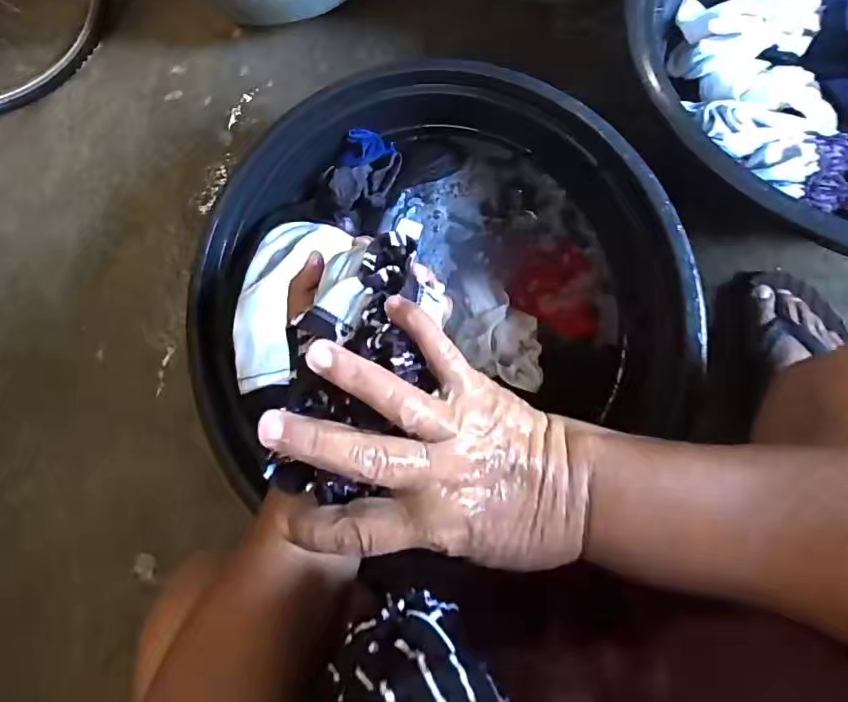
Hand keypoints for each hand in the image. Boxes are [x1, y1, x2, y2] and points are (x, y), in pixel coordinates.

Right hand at [257, 295, 597, 570]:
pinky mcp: (476, 392)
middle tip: (269, 425)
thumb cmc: (516, 527)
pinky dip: (421, 327)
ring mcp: (456, 425)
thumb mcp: (462, 545)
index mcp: (432, 520)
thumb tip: (358, 510)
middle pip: (367, 458)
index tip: (286, 520)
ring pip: (397, 400)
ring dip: (355, 375)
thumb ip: (411, 525)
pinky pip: (444, 356)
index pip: (365, 530)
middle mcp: (437, 471)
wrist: (578, 494)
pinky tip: (392, 302)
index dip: (323, 529)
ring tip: (315, 352)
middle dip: (316, 442)